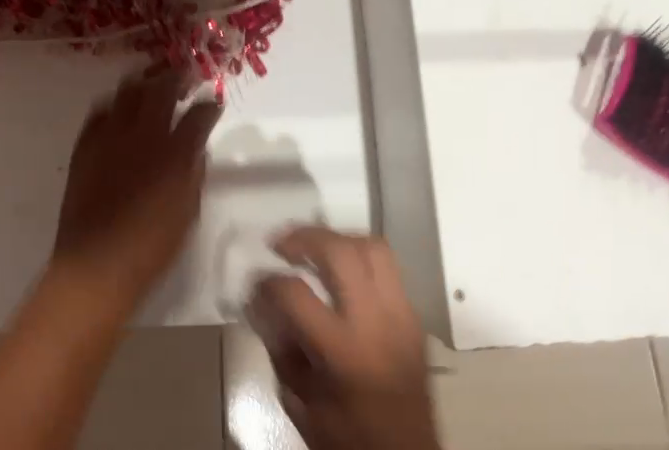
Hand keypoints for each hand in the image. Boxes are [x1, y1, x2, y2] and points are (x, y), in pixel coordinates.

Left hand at [52, 68, 222, 304]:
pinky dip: (114, 107)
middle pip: (161, 88)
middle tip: (186, 80)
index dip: (210, 104)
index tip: (214, 102)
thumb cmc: (150, 249)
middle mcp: (143, 135)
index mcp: (175, 153)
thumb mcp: (187, 212)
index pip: (199, 114)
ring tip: (153, 89)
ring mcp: (109, 137)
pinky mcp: (85, 146)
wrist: (96, 266)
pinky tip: (120, 115)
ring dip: (144, 85)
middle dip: (178, 78)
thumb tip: (193, 150)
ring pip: (128, 91)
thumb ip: (193, 174)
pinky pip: (100, 113)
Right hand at [252, 227, 440, 449]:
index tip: (255, 283)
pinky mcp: (413, 316)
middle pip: (341, 253)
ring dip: (338, 239)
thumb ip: (281, 349)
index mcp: (343, 351)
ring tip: (314, 247)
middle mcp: (375, 322)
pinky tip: (341, 271)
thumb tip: (262, 304)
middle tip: (281, 244)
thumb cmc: (347, 440)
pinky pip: (388, 268)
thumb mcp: (300, 403)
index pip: (296, 294)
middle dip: (305, 238)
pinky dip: (360, 257)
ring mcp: (400, 315)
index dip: (267, 283)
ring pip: (372, 247)